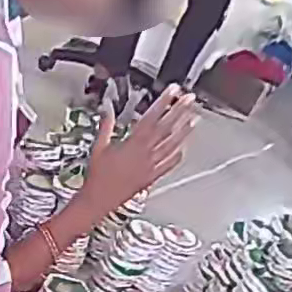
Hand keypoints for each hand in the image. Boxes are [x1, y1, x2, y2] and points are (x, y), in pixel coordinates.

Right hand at [79, 86, 196, 215]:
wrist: (99, 200)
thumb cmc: (98, 176)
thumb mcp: (98, 147)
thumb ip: (105, 126)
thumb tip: (107, 109)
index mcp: (132, 144)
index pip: (152, 117)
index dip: (164, 102)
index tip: (173, 91)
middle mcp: (144, 154)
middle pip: (165, 129)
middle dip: (179, 112)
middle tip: (190, 99)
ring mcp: (149, 167)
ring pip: (170, 146)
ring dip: (183, 133)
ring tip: (193, 120)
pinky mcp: (150, 179)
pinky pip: (166, 167)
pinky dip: (175, 158)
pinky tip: (182, 151)